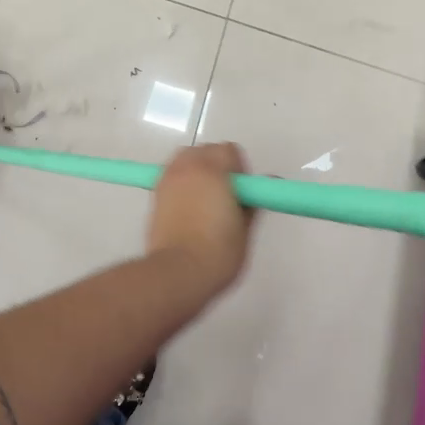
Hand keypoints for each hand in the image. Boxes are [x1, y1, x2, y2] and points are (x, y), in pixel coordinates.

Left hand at [146, 143, 254, 293]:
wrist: (176, 274)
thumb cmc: (217, 253)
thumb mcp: (244, 229)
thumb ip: (254, 200)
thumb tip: (271, 181)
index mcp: (212, 169)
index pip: (229, 150)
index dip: (239, 170)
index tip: (242, 195)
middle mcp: (186, 166)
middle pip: (205, 150)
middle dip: (217, 166)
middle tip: (226, 198)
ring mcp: (167, 178)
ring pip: (185, 160)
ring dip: (197, 171)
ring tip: (204, 202)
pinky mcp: (154, 194)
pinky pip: (171, 175)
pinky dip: (181, 182)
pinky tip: (187, 209)